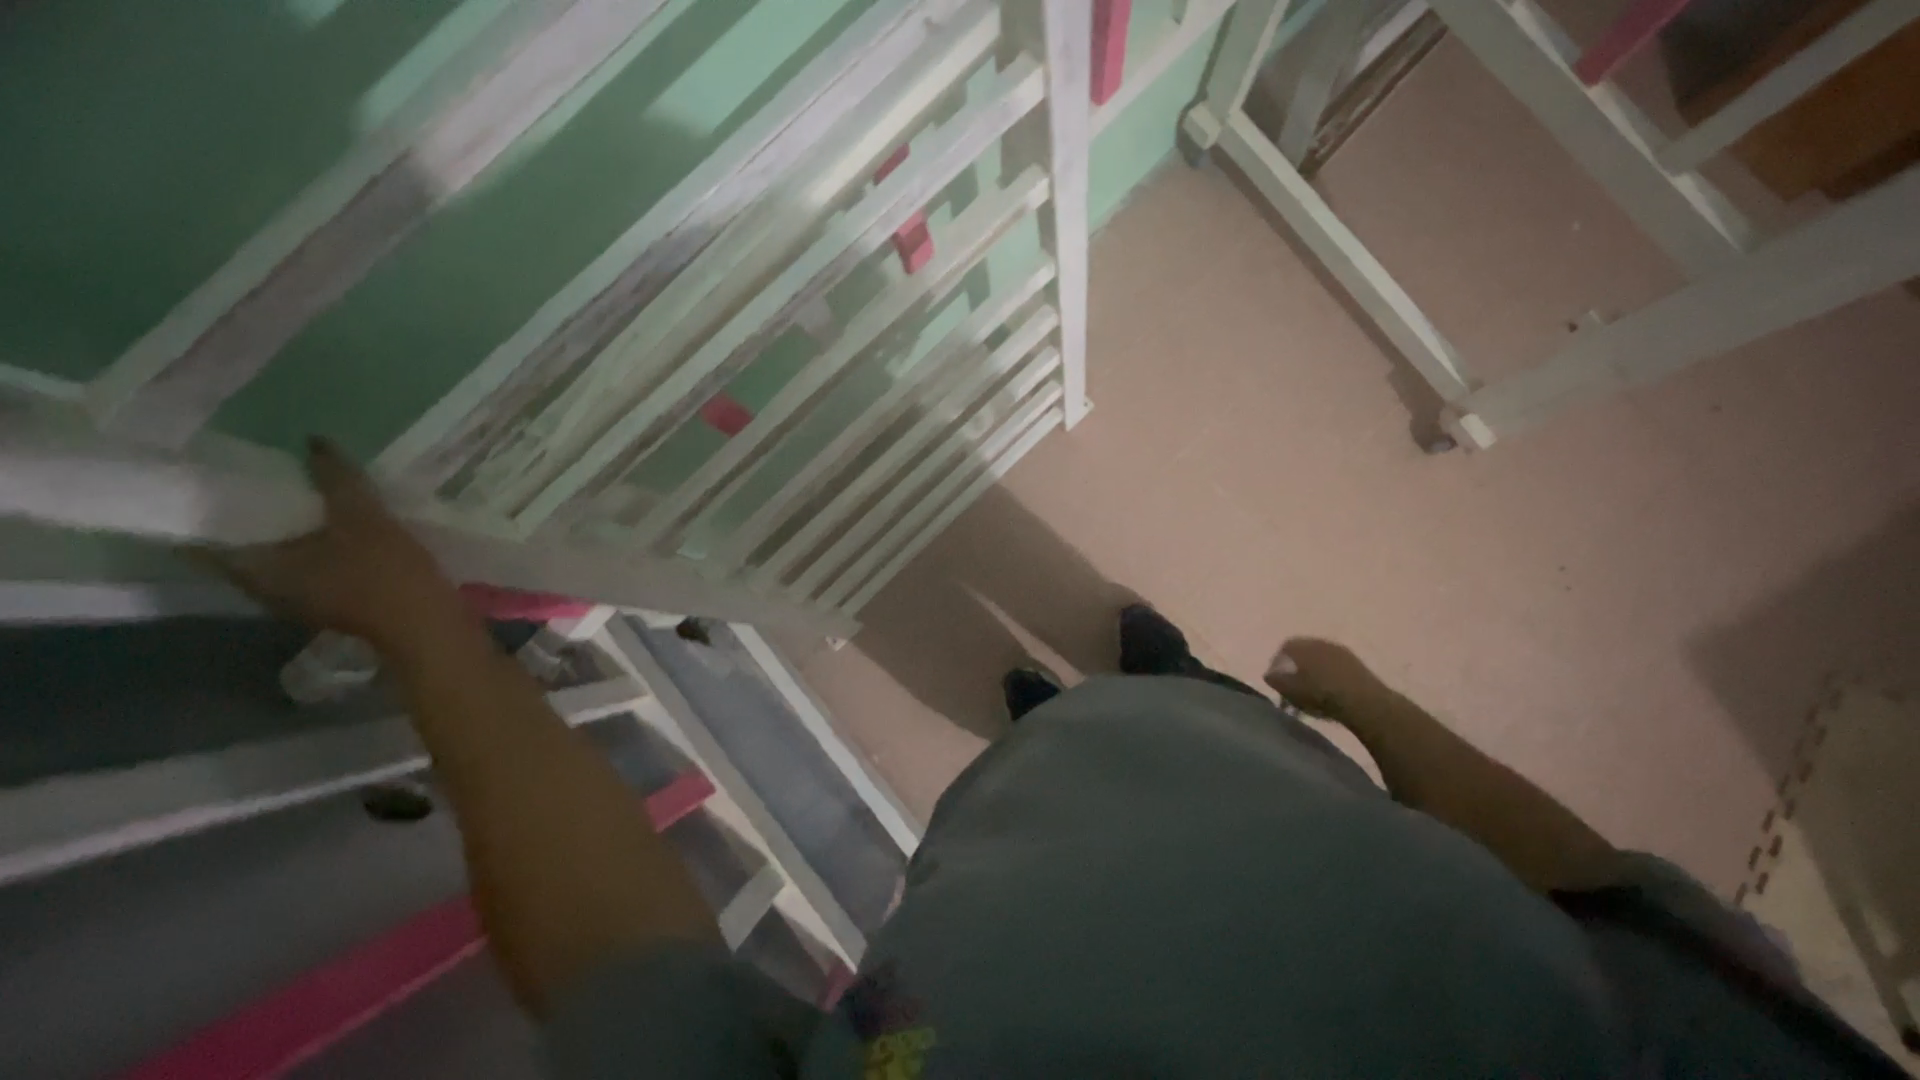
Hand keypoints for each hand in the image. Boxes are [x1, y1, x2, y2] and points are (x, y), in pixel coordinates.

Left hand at [195, 438, 470, 654]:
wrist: (428, 627)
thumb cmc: (383, 576)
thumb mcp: (361, 517)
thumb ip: (335, 478)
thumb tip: (314, 441)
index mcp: (256, 570)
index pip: (201, 539)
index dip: (201, 508)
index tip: (207, 478)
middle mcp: (266, 589)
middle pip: (243, 546)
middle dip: (250, 515)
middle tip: (258, 477)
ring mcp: (300, 600)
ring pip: (279, 558)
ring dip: (286, 531)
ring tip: (299, 496)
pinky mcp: (331, 604)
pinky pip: (308, 567)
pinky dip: (313, 546)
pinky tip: (335, 527)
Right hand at [1263, 638, 1391, 721]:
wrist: (1362, 701)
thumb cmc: (1320, 694)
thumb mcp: (1290, 690)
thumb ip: (1276, 679)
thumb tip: (1269, 673)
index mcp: (1303, 645)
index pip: (1285, 647)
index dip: (1278, 662)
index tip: (1277, 680)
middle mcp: (1321, 641)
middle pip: (1304, 651)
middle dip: (1297, 667)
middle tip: (1294, 686)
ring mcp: (1341, 651)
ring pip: (1321, 658)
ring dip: (1315, 672)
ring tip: (1313, 691)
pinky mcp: (1356, 663)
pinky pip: (1335, 666)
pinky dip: (1330, 676)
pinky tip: (1330, 692)